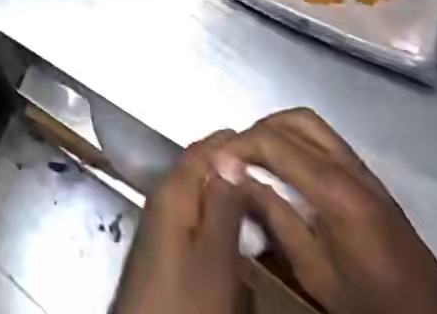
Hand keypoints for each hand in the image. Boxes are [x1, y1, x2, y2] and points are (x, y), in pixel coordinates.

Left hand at [111, 129, 248, 313]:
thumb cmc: (185, 299)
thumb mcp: (213, 256)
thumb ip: (223, 206)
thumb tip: (231, 156)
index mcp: (173, 192)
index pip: (201, 152)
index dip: (230, 142)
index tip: (266, 139)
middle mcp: (164, 200)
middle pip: (199, 170)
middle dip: (230, 165)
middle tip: (272, 167)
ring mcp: (164, 223)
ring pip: (199, 194)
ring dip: (225, 190)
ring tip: (264, 193)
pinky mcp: (168, 247)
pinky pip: (197, 217)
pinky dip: (219, 215)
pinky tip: (240, 228)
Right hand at [230, 109, 436, 313]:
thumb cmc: (369, 305)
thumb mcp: (314, 272)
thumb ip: (275, 217)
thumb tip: (233, 175)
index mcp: (338, 194)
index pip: (273, 142)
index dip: (237, 146)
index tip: (216, 163)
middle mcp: (353, 171)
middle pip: (291, 122)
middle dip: (255, 133)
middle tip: (235, 161)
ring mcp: (366, 173)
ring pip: (309, 123)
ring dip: (276, 131)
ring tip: (257, 160)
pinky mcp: (371, 181)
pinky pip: (325, 140)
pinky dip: (295, 140)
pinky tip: (286, 170)